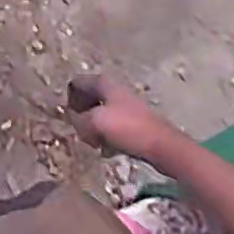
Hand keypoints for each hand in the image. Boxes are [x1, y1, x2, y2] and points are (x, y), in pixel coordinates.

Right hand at [66, 75, 187, 161]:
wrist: (164, 147)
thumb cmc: (128, 128)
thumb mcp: (95, 123)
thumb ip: (79, 121)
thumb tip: (75, 123)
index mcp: (103, 83)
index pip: (76, 83)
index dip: (70, 99)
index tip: (70, 117)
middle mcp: (113, 91)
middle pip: (87, 99)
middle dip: (81, 115)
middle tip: (80, 131)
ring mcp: (125, 107)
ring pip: (99, 115)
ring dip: (93, 128)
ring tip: (93, 143)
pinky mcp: (134, 124)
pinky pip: (112, 127)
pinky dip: (106, 137)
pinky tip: (107, 151)